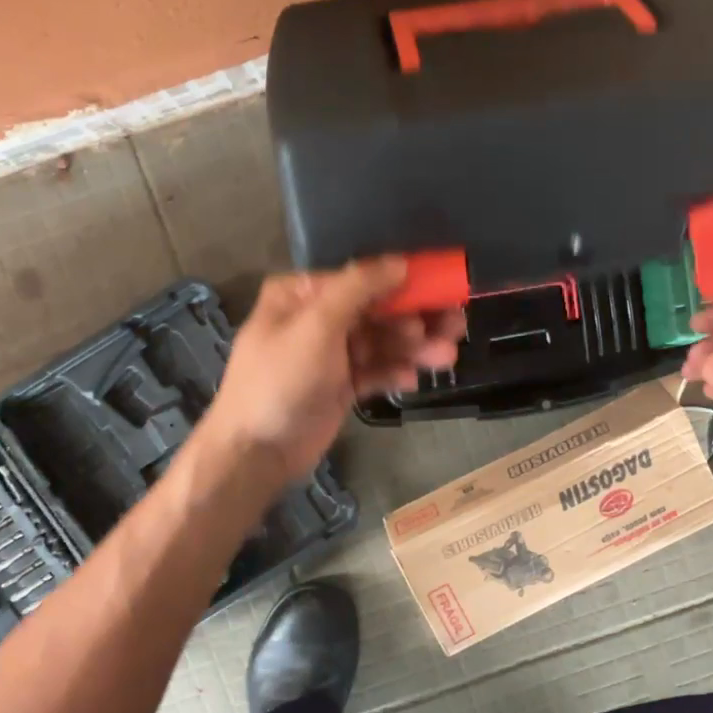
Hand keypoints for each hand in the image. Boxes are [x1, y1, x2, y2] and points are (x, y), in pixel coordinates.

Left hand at [204, 258, 465, 482]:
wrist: (257, 451)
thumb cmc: (281, 380)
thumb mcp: (317, 325)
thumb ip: (359, 288)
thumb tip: (400, 262)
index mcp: (301, 295)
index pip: (362, 280)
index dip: (404, 283)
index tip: (445, 287)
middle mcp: (316, 319)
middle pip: (377, 311)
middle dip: (416, 319)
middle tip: (456, 326)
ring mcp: (329, 355)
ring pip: (381, 343)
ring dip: (413, 348)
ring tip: (447, 356)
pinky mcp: (340, 386)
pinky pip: (375, 371)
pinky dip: (395, 373)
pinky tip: (414, 379)